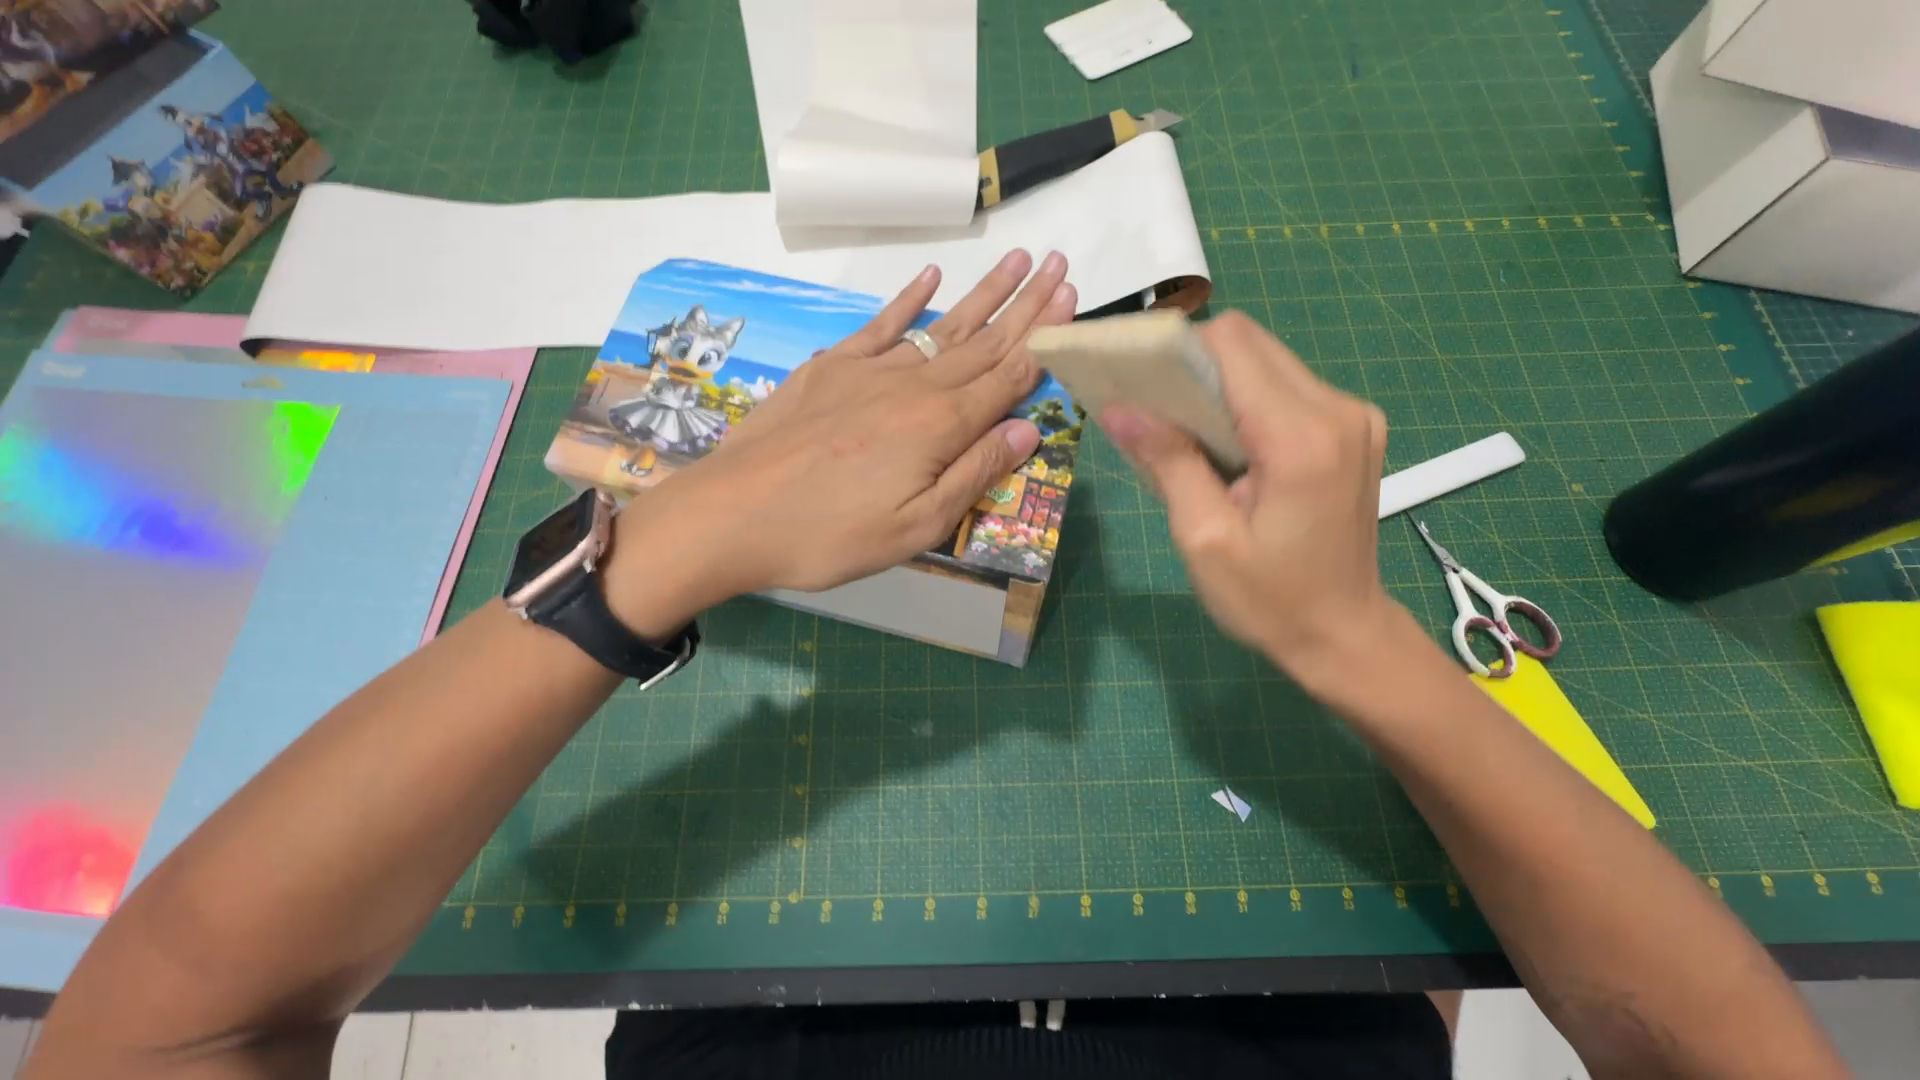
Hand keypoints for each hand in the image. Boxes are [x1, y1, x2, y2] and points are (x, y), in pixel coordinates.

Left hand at [606, 250, 1075, 622]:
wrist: (732, 515)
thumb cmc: (830, 535)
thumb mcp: (915, 526)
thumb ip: (973, 473)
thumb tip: (1027, 428)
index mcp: (939, 426)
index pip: (1006, 377)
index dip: (1044, 342)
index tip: (1074, 303)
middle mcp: (912, 386)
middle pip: (982, 341)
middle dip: (1027, 304)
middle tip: (1061, 264)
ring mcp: (868, 371)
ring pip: (939, 325)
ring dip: (982, 293)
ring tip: (1016, 258)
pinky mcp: (829, 368)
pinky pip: (879, 325)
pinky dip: (907, 299)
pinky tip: (930, 277)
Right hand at [1101, 311, 1399, 685]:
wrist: (1344, 635)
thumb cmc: (1270, 600)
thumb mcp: (1204, 539)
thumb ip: (1167, 462)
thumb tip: (1118, 408)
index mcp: (1302, 437)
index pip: (1231, 344)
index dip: (1177, 351)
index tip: (1141, 386)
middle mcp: (1339, 410)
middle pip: (1250, 343)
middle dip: (1194, 366)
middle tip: (1159, 416)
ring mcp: (1354, 416)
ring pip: (1268, 361)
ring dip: (1221, 385)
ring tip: (1191, 437)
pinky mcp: (1354, 427)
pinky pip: (1287, 387)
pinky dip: (1247, 402)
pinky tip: (1229, 448)